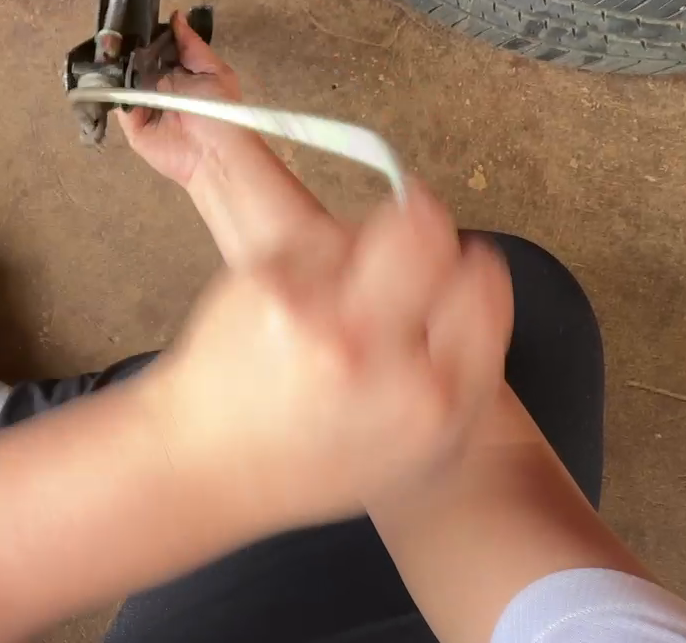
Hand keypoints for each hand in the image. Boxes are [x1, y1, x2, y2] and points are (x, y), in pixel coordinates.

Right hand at [116, 11, 256, 186]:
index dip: (145, 37)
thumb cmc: (218, 110)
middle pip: (135, 64)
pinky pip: (117, 103)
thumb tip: (176, 15)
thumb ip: (191, 44)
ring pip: (122, 82)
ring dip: (113, 67)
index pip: (156, 50)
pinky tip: (103, 73)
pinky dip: (110, 90)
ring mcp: (142, 106)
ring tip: (102, 50)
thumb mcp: (212, 69)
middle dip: (124, 50)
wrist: (213, 152)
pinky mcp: (131, 124)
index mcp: (179, 73)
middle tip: (109, 32)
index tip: (129, 19)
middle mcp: (158, 88)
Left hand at [136, 184, 513, 533]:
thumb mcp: (415, 450)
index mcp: (429, 399)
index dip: (469, 271)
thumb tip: (476, 283)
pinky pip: (310, 233)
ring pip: (363, 224)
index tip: (452, 271)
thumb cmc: (305, 461)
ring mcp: (312, 303)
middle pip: (426, 229)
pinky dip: (311, 251)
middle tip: (406, 245)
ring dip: (360, 245)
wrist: (203, 456)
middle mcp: (373, 345)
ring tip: (333, 291)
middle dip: (423, 228)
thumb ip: (460, 372)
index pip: (482, 286)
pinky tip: (296, 293)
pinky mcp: (264, 274)